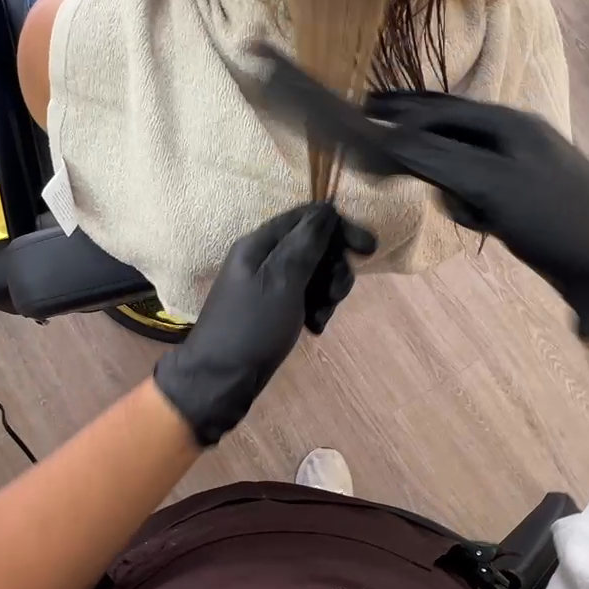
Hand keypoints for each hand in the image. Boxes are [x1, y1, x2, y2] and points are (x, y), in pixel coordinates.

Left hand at [155, 204, 375, 446]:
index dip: (340, 229)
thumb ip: (306, 243)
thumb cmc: (252, 327)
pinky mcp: (271, 309)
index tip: (368, 250)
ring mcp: (266, 285)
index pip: (308, 217)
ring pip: (313, 274)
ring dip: (327, 293)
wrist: (220, 380)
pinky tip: (314, 328)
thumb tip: (327, 208)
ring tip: (321, 317)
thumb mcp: (282, 281)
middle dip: (334, 268)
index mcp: (259, 244)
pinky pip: (303, 298)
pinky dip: (315, 310)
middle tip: (335, 295)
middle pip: (314, 246)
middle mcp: (262, 258)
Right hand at [357, 92, 588, 341]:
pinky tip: (466, 214)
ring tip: (410, 166)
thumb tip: (387, 140)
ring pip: (462, 155)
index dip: (398, 112)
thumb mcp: (490, 185)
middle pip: (450, 123)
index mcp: (509, 124)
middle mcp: (516, 137)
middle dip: (411, 122)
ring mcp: (522, 167)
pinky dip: (462, 195)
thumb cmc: (556, 220)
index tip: (360, 112)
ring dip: (437, 163)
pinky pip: (478, 187)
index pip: (439, 112)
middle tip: (370, 114)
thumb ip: (438, 160)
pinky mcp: (525, 198)